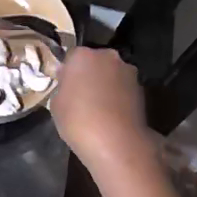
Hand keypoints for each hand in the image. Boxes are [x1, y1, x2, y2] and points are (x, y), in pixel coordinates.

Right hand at [50, 47, 152, 164]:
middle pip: (94, 61)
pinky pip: (122, 88)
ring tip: (96, 107)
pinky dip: (116, 96)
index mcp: (82, 56)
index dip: (67, 71)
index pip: (71, 56)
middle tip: (79, 94)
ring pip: (110, 74)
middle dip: (88, 74)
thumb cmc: (77, 120)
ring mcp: (127, 71)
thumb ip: (63, 88)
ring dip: (104, 84)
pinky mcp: (141, 88)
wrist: (115, 141)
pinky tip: (110, 113)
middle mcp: (107, 56)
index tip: (63, 85)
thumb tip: (70, 86)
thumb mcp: (56, 104)